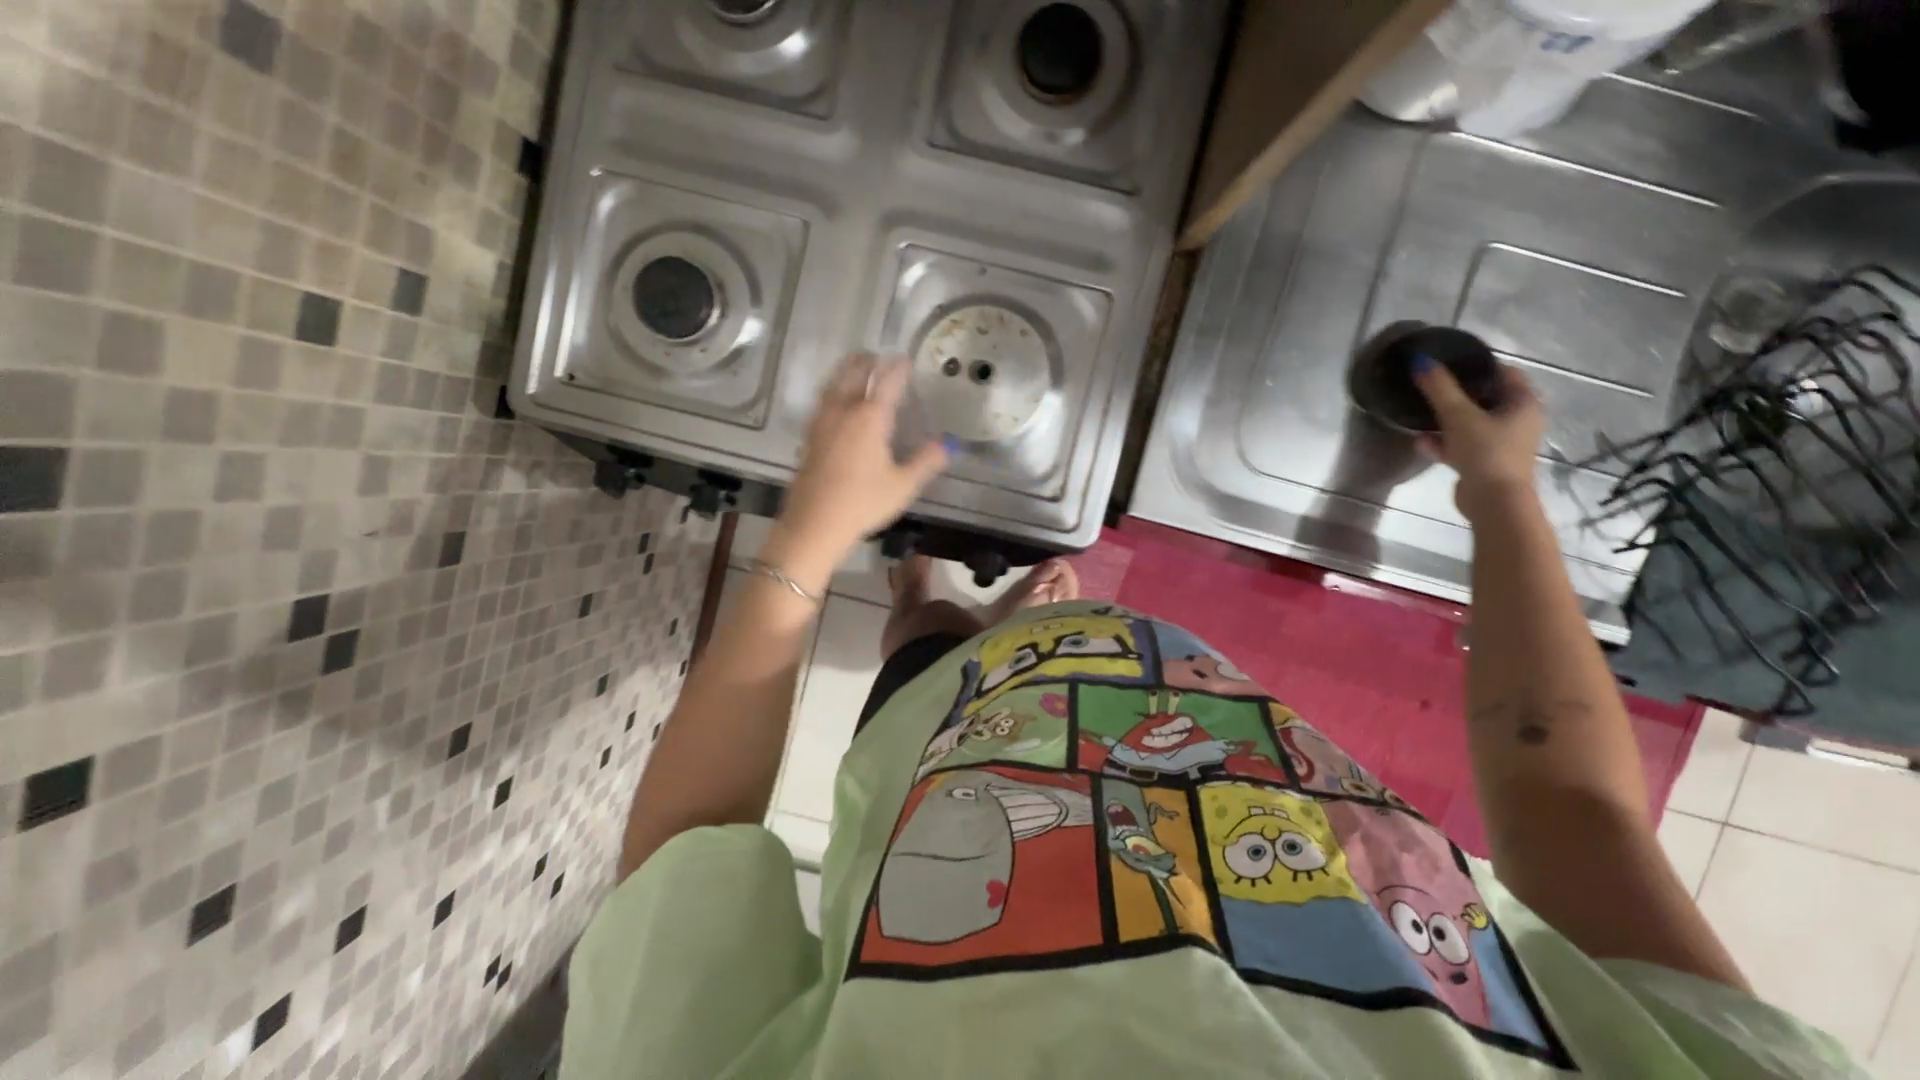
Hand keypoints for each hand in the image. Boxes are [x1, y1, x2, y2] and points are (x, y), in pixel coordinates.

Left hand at [769, 353, 950, 582]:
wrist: (815, 523)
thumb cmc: (863, 503)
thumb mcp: (903, 485)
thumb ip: (926, 461)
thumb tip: (949, 444)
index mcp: (870, 417)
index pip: (886, 382)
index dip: (898, 368)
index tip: (906, 359)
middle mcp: (844, 411)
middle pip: (854, 375)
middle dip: (867, 362)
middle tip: (878, 355)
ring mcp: (822, 423)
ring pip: (833, 385)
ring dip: (846, 371)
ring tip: (855, 366)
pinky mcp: (809, 437)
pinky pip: (823, 402)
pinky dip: (833, 391)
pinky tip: (836, 402)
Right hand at [1415, 361, 1544, 519]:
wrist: (1494, 502)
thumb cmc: (1486, 452)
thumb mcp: (1459, 415)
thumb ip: (1439, 387)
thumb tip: (1420, 361)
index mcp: (1524, 403)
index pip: (1504, 372)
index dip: (1478, 365)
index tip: (1450, 362)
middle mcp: (1519, 421)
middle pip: (1487, 398)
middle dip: (1459, 393)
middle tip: (1432, 386)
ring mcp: (1503, 444)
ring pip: (1473, 423)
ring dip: (1448, 419)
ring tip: (1422, 413)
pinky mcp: (1486, 464)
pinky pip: (1464, 445)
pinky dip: (1446, 442)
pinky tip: (1421, 442)